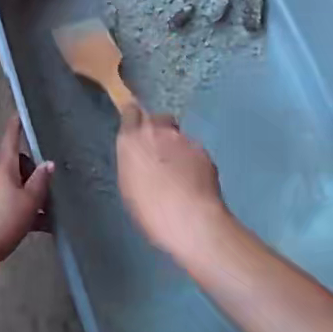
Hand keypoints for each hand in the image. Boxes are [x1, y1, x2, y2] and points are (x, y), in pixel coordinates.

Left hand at [0, 117, 54, 273]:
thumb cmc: (3, 220)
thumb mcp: (29, 201)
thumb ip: (40, 181)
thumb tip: (47, 164)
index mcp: (4, 167)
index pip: (11, 139)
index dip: (16, 125)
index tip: (20, 111)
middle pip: (18, 165)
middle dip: (35, 171)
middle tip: (53, 184)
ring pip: (18, 186)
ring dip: (34, 194)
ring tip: (54, 208)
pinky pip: (14, 203)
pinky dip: (28, 210)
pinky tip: (45, 225)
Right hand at [116, 104, 231, 258]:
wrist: (191, 220)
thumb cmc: (150, 209)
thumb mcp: (129, 185)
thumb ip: (132, 161)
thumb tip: (139, 156)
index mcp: (132, 139)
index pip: (131, 111)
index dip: (136, 120)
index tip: (137, 131)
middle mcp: (157, 131)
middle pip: (159, 120)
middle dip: (159, 132)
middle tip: (160, 156)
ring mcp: (183, 139)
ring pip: (179, 137)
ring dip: (178, 149)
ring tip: (181, 176)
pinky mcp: (204, 151)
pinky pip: (195, 152)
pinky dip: (194, 162)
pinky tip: (195, 183)